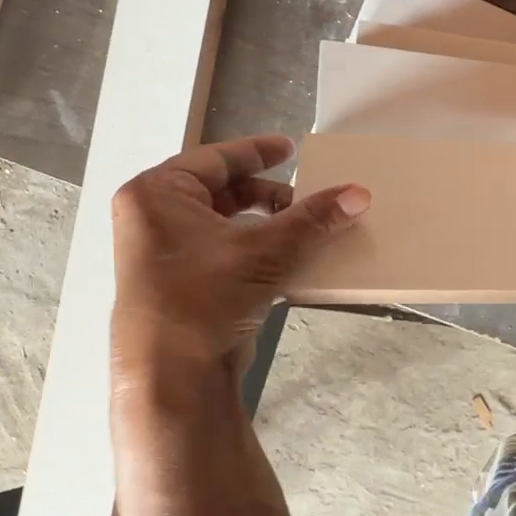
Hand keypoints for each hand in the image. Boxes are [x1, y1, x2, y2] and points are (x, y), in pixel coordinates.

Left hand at [110, 135, 369, 387]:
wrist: (174, 368)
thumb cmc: (204, 295)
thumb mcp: (266, 250)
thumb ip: (314, 219)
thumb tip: (359, 194)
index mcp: (157, 193)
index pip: (214, 159)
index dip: (257, 152)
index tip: (291, 148)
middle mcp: (156, 217)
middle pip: (223, 191)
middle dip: (270, 195)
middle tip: (308, 201)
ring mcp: (169, 253)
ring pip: (229, 224)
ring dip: (271, 225)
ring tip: (307, 232)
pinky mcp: (186, 284)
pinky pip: (230, 252)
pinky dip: (262, 250)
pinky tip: (293, 261)